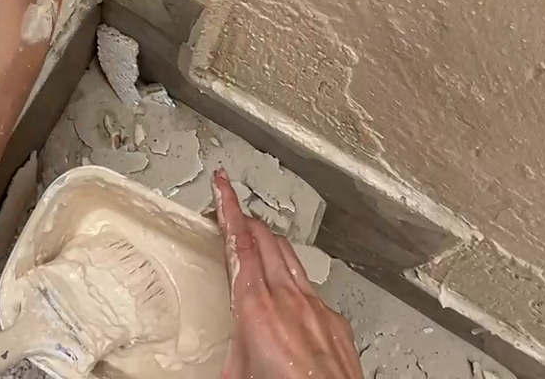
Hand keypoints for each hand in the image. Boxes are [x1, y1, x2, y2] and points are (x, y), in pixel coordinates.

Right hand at [213, 170, 363, 378]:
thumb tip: (208, 351)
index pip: (239, 243)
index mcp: (257, 309)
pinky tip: (289, 293)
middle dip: (245, 218)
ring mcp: (316, 308)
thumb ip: (227, 348)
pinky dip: (293, 278)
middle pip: (264, 239)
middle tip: (230, 211)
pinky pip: (310, 286)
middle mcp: (288, 300)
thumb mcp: (236, 376)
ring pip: (288, 256)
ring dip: (268, 242)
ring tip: (256, 240)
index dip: (227, 208)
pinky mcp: (336, 321)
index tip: (221, 184)